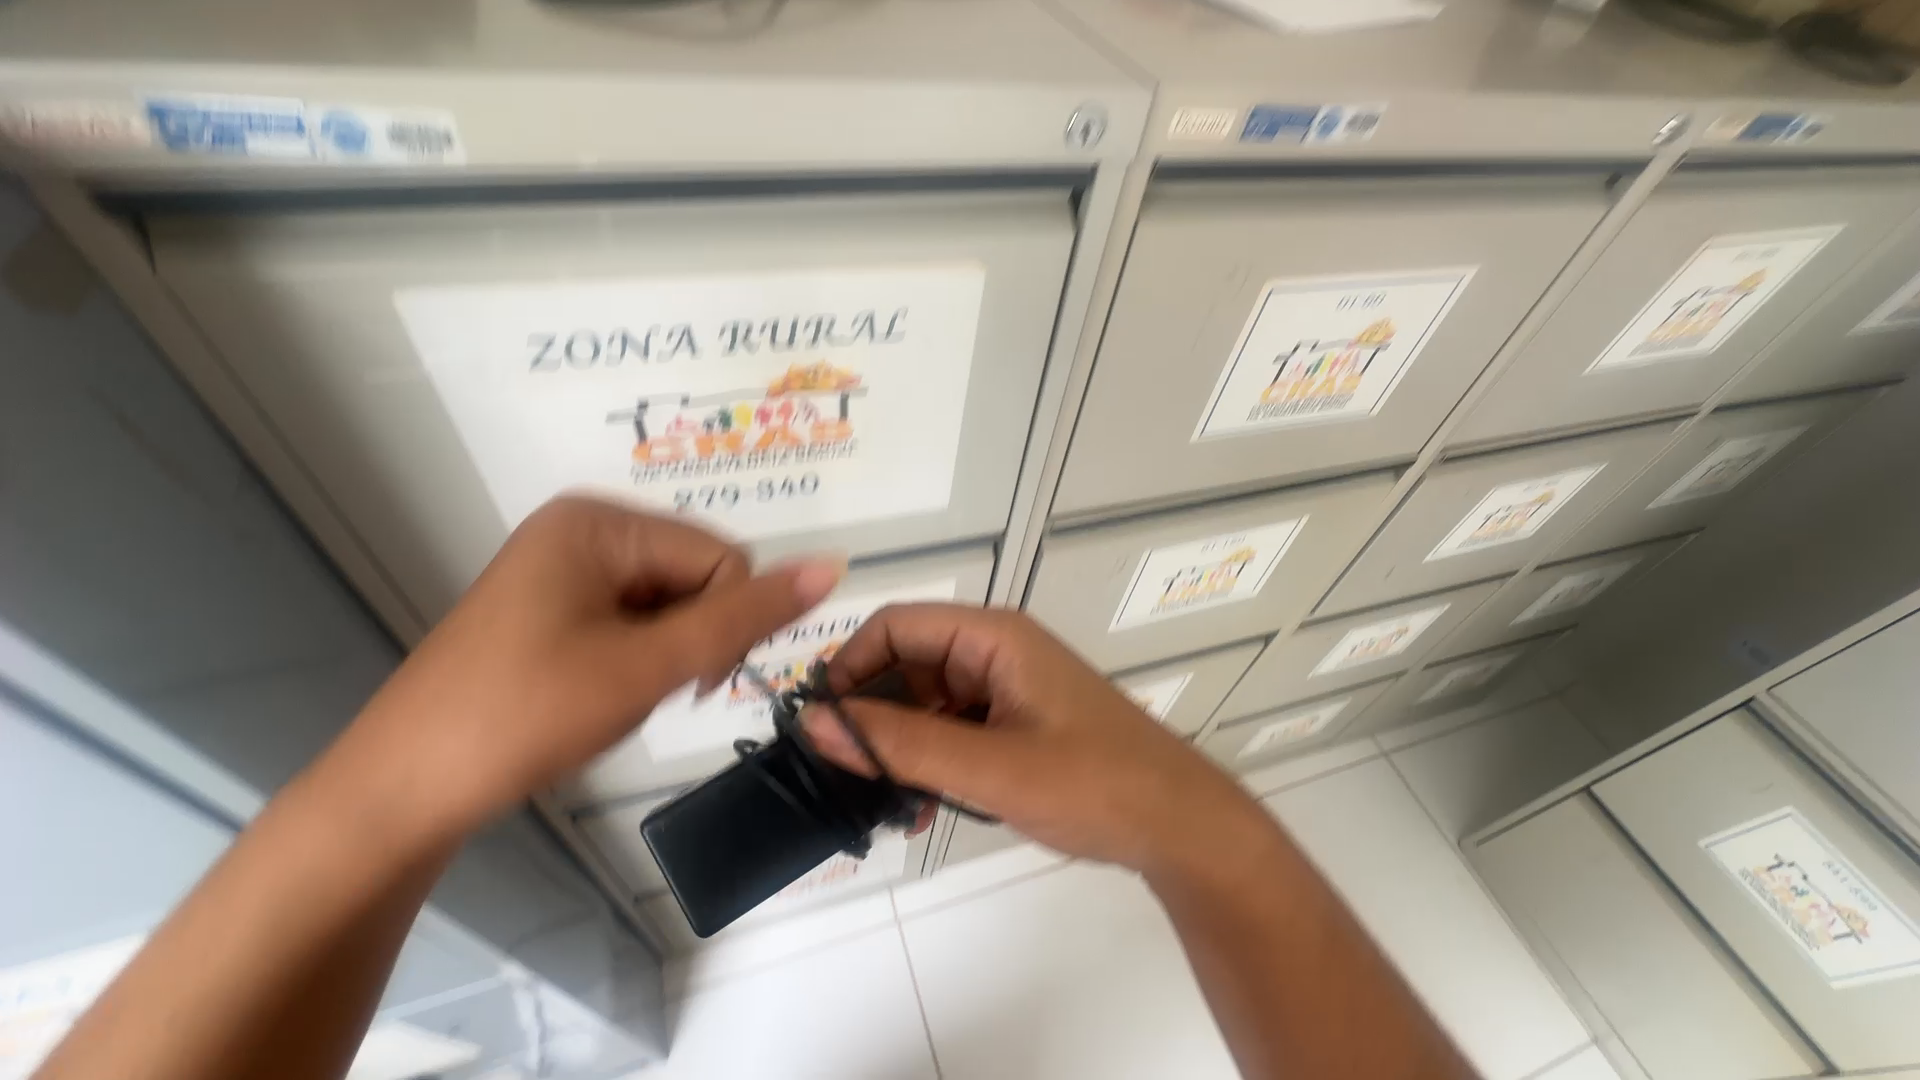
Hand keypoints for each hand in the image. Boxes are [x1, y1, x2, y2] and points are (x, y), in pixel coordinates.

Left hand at [325, 495, 841, 837]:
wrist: (404, 791)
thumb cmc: (527, 716)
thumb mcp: (648, 665)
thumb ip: (744, 617)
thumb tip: (833, 565)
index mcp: (600, 521)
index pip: (722, 558)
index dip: (726, 623)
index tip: (693, 684)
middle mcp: (583, 527)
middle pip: (696, 573)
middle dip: (695, 636)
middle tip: (654, 691)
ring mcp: (564, 566)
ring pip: (671, 600)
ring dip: (670, 651)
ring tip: (621, 695)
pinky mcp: (553, 604)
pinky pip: (634, 616)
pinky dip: (640, 656)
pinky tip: (604, 691)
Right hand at [804, 604, 1261, 873]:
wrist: (1180, 826)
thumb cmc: (1091, 784)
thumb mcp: (987, 767)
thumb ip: (899, 744)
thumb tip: (812, 721)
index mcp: (993, 637)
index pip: (895, 626)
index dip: (849, 667)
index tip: (818, 724)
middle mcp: (996, 652)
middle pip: (908, 665)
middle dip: (873, 716)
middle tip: (844, 776)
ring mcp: (1007, 689)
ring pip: (927, 703)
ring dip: (901, 747)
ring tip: (884, 803)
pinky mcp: (1016, 724)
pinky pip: (954, 730)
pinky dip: (931, 762)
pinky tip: (920, 808)